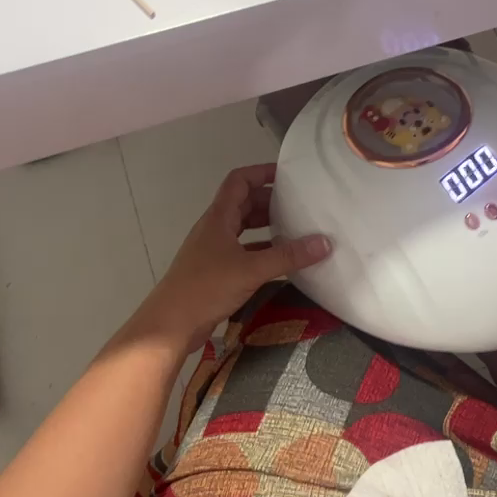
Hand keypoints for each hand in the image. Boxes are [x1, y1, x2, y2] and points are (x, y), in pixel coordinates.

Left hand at [120, 164, 330, 352]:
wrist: (171, 323)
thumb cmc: (206, 287)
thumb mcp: (251, 269)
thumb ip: (288, 257)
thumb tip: (325, 243)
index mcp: (218, 217)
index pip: (239, 181)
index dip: (261, 173)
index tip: (288, 176)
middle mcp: (215, 228)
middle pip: (243, 204)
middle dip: (270, 202)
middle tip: (300, 206)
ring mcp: (213, 250)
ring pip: (243, 229)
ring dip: (266, 227)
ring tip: (296, 231)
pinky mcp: (215, 271)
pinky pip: (243, 252)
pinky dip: (261, 251)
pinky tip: (281, 262)